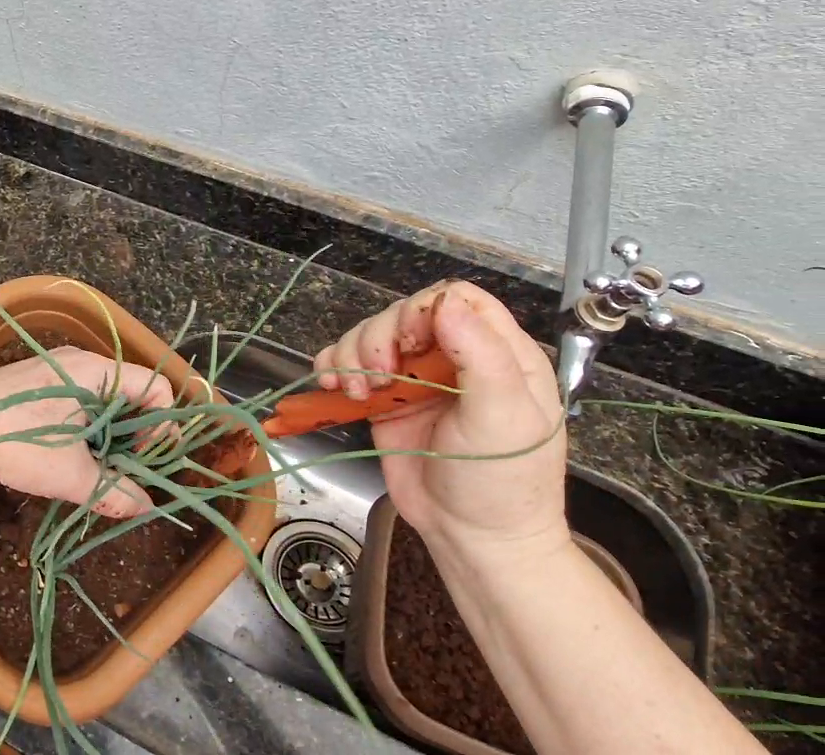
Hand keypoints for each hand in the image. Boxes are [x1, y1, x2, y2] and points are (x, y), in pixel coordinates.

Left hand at [0, 346, 173, 518]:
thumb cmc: (18, 443)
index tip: (149, 461)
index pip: (156, 387)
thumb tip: (146, 506)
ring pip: (100, 400)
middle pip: (130, 393)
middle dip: (136, 435)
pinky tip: (66, 456)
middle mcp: (75, 362)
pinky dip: (82, 428)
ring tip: (95, 469)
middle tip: (126, 470)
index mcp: (94, 370)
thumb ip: (117, 490)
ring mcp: (50, 370)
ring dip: (108, 435)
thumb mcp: (74, 475)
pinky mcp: (30, 384)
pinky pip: (75, 401)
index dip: (164, 427)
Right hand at [312, 282, 567, 557]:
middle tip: (378, 375)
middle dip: (378, 337)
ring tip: (356, 392)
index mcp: (500, 356)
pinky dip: (331, 369)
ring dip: (350, 355)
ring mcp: (415, 380)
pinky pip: (346, 365)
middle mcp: (454, 360)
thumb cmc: (501, 482)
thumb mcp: (503, 418)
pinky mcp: (383, 400)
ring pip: (368, 336)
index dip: (426, 309)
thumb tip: (445, 303)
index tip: (412, 344)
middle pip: (401, 313)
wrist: (471, 536)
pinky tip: (333, 389)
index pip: (459, 299)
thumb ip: (481, 357)